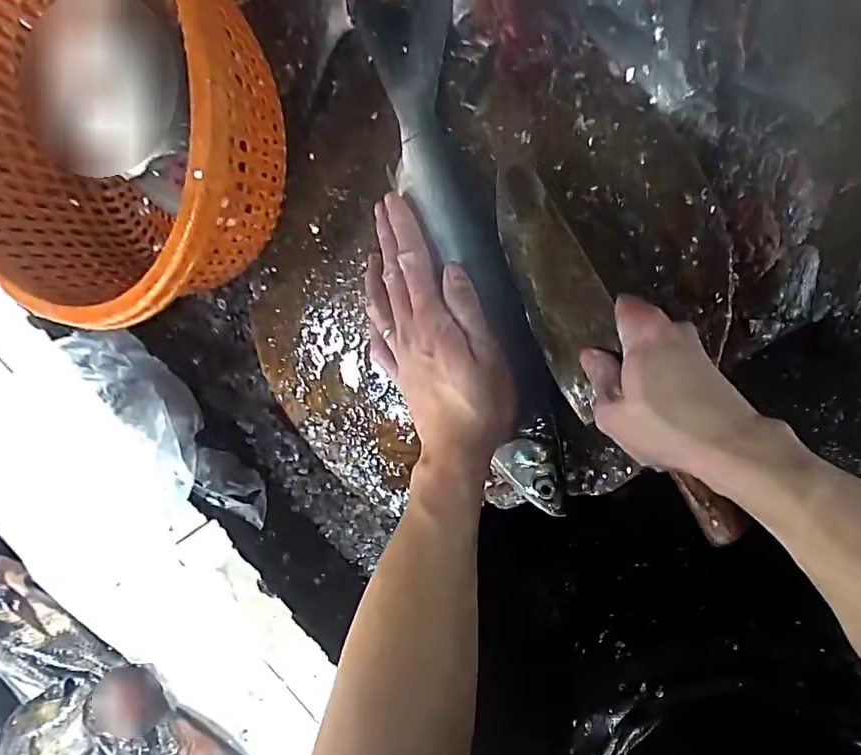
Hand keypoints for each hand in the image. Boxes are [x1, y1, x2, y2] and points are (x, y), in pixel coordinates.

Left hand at [366, 192, 513, 488]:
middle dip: (387, 240)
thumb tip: (452, 271)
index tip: (396, 199)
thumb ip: (469, 311)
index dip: (406, 231)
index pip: (414, 266)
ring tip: (372, 252)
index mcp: (431, 322)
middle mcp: (408, 332)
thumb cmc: (482, 403)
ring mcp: (400, 354)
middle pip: (393, 278)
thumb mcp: (488, 355)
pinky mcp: (400, 374)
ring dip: (375, 274)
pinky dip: (372, 320)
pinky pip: (379, 340)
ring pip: (380, 304)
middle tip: (381, 210)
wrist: (456, 450)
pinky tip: (371, 316)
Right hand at [580, 296, 766, 478]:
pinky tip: (668, 418)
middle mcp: (675, 330)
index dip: (610, 329)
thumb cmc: (665, 429)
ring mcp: (697, 350)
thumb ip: (600, 380)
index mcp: (646, 331)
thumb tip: (592, 357)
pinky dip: (671, 388)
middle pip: (643, 332)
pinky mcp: (713, 371)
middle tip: (620, 392)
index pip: (622, 307)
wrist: (729, 446)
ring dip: (651, 375)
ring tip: (645, 411)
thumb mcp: (614, 414)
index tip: (603, 357)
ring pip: (662, 355)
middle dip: (630, 356)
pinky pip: (680, 371)